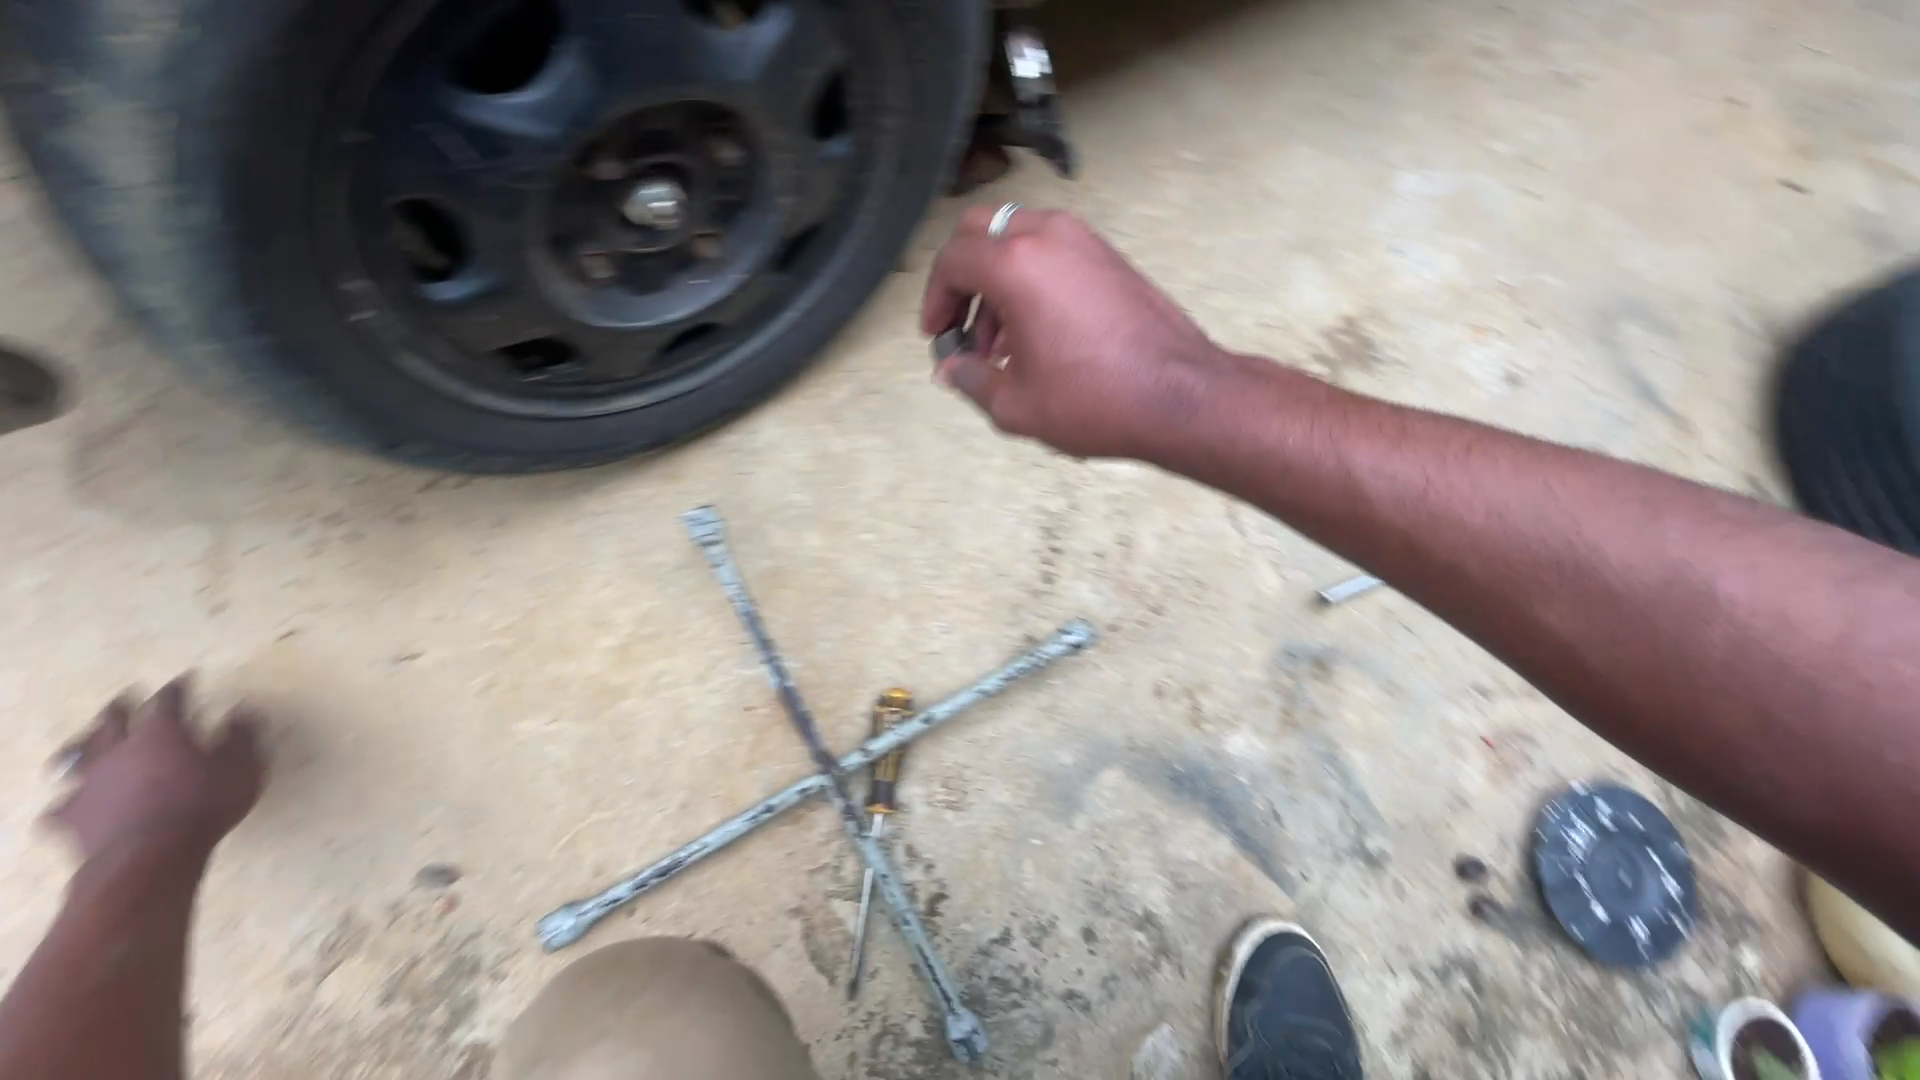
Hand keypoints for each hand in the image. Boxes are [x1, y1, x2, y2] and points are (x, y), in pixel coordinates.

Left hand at [45, 676, 264, 865]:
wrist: (150, 857)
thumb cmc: (205, 805)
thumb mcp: (242, 767)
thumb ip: (241, 737)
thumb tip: (243, 709)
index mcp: (160, 734)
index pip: (167, 701)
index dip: (177, 689)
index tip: (184, 680)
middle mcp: (117, 751)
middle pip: (111, 722)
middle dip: (120, 708)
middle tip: (125, 698)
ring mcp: (88, 784)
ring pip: (75, 758)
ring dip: (81, 748)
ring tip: (83, 745)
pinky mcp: (71, 817)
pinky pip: (62, 806)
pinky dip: (70, 801)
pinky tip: (73, 804)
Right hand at [920, 206, 1226, 459]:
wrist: (1180, 396)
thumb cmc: (1094, 400)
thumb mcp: (1015, 404)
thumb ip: (971, 379)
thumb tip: (952, 369)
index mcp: (1017, 264)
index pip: (953, 260)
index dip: (934, 299)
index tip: (936, 334)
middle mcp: (1049, 236)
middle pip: (981, 232)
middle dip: (961, 279)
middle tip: (959, 326)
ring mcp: (1085, 241)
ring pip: (1018, 240)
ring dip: (997, 283)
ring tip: (998, 346)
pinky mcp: (1109, 257)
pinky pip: (1052, 253)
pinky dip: (1031, 280)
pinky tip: (1035, 336)